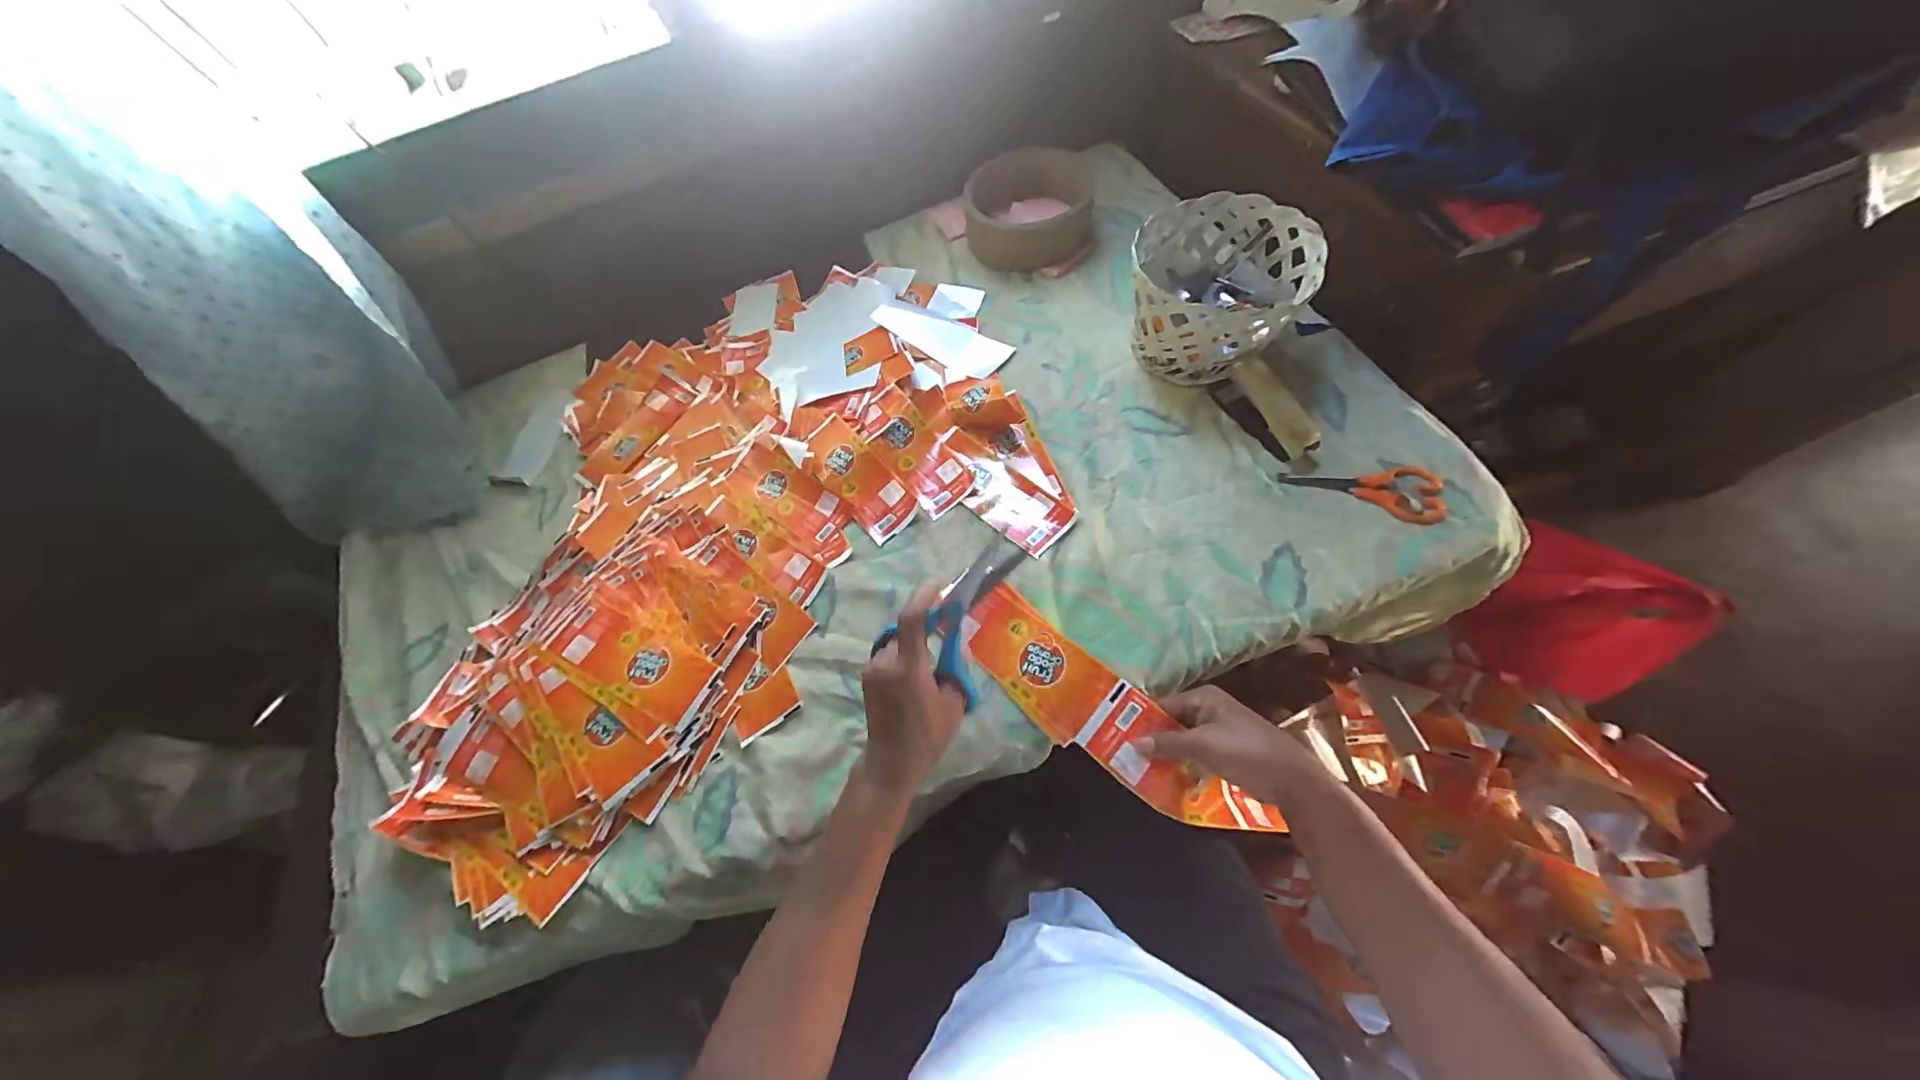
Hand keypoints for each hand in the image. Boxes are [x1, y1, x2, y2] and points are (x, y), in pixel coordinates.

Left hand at [859, 583, 966, 796]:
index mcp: (909, 669)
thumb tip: (954, 645)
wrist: (891, 761)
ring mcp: (872, 668)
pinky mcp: (867, 674)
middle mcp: (885, 662)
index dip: (924, 596)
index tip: (939, 585)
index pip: (912, 620)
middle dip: (925, 624)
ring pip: (897, 640)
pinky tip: (915, 675)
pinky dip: (904, 654)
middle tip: (945, 628)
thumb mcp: (954, 702)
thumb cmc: (928, 736)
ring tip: (930, 664)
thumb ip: (954, 668)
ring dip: (914, 642)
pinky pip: (889, 653)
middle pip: (906, 628)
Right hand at [1136, 685, 1324, 806]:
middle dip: (1153, 738)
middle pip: (1172, 722)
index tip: (1119, 734)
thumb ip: (1168, 743)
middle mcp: (1210, 709)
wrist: (1294, 781)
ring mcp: (1218, 731)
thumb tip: (1133, 743)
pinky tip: (1167, 777)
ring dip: (1166, 753)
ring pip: (1182, 740)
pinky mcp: (1225, 751)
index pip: (1164, 704)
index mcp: (1205, 698)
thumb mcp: (1204, 746)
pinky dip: (1182, 763)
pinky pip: (1194, 754)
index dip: (1142, 719)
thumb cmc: (1248, 753)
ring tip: (1141, 768)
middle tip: (1127, 754)